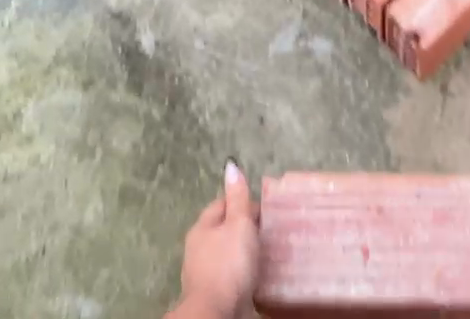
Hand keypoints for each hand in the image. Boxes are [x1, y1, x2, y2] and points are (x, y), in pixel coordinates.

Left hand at [170, 161, 260, 318]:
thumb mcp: (238, 224)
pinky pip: (233, 275)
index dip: (242, 202)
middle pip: (225, 229)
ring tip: (268, 251)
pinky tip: (258, 274)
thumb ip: (237, 197)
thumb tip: (230, 165)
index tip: (264, 209)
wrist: (217, 313)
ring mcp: (205, 272)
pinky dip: (245, 271)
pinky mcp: (215, 292)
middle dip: (245, 227)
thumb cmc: (228, 264)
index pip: (221, 204)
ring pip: (229, 253)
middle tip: (270, 229)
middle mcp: (199, 248)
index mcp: (202, 227)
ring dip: (245, 251)